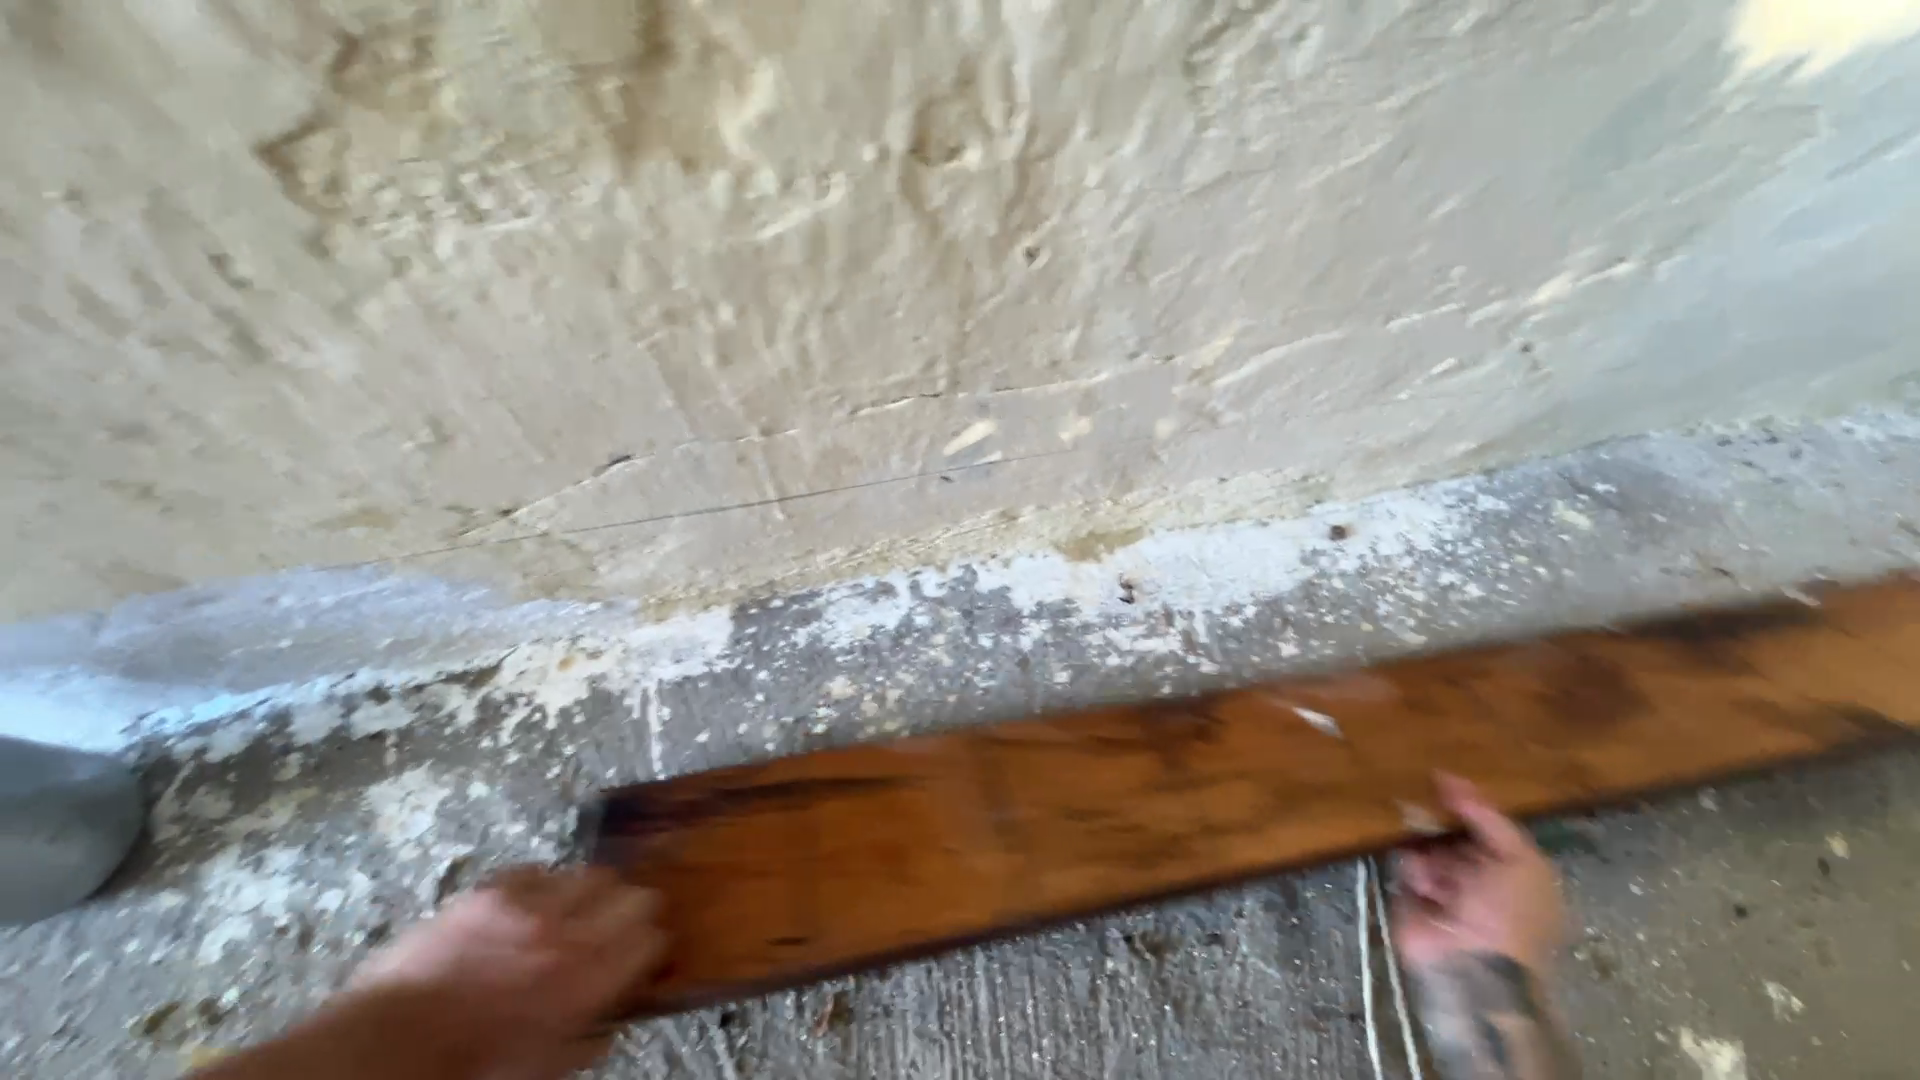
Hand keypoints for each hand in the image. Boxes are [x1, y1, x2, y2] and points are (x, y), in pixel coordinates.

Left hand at [350, 864, 667, 1079]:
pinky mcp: (495, 889)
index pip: (652, 937)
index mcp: (587, 984)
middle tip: (617, 924)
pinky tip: (528, 907)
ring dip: (589, 894)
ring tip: (571, 911)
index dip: (652, 943)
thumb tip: (614, 1024)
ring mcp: (532, 906)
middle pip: (636, 896)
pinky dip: (542, 885)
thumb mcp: (541, 1069)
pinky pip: (541, 869)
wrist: (389, 1044)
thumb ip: (587, 1041)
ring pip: (593, 875)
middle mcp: (569, 936)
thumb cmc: (469, 1065)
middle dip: (632, 910)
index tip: (644, 948)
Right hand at [1391, 773, 1563, 976]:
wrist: (1472, 964)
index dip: (1467, 805)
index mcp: (1513, 872)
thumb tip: (1451, 778)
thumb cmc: (1508, 912)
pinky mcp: (1412, 898)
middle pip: (1452, 836)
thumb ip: (1489, 818)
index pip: (1487, 827)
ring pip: (1426, 849)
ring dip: (1422, 845)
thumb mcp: (1518, 860)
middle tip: (1420, 801)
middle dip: (1437, 822)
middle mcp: (1479, 879)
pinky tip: (1419, 877)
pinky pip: (1405, 868)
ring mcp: (1444, 890)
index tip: (1441, 779)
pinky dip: (1409, 866)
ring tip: (1423, 849)